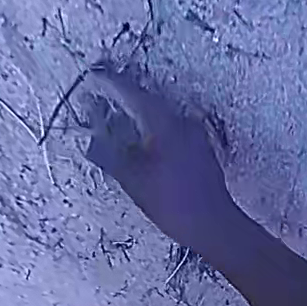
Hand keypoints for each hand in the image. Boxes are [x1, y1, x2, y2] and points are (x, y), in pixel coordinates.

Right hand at [81, 70, 244, 246]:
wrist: (212, 225)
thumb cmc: (175, 205)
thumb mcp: (133, 180)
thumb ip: (111, 154)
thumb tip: (95, 140)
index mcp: (167, 124)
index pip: (135, 94)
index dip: (112, 86)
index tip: (97, 80)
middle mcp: (185, 124)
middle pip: (151, 104)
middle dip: (127, 103)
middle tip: (107, 103)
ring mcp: (197, 138)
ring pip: (163, 119)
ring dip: (143, 122)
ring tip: (124, 131)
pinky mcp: (202, 153)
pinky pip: (175, 134)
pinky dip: (158, 136)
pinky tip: (148, 152)